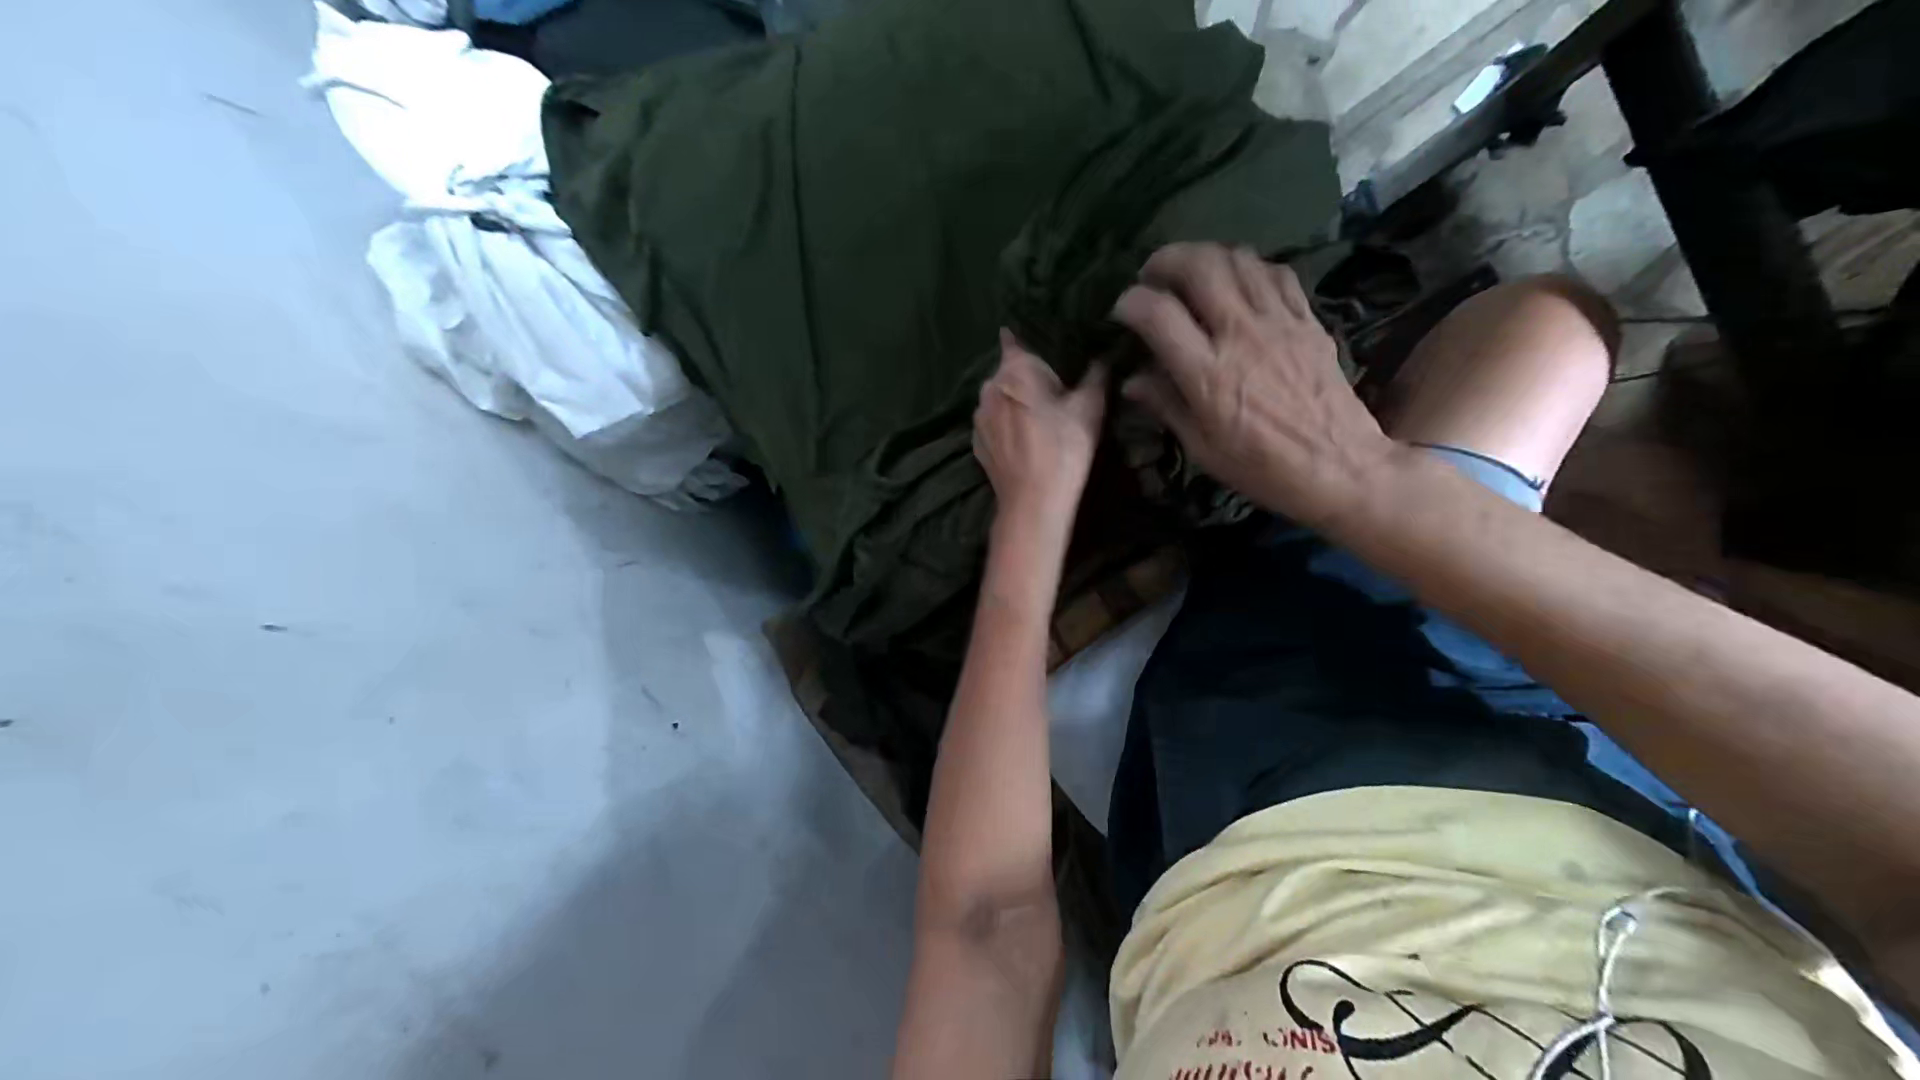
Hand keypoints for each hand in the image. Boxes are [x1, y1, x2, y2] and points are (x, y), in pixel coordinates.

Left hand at [973, 330, 1107, 527]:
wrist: (1033, 504)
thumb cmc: (1063, 449)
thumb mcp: (1090, 408)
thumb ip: (1096, 373)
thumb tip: (1103, 353)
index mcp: (1013, 370)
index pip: (1018, 338)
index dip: (1036, 338)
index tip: (1052, 343)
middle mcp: (988, 387)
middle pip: (1010, 370)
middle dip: (1029, 374)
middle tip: (1057, 386)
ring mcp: (978, 417)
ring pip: (1000, 396)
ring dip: (1016, 400)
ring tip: (1041, 414)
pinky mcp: (976, 442)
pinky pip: (994, 422)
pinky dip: (1007, 424)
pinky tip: (1025, 438)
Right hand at [1112, 242, 1395, 528]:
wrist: (1337, 467)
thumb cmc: (1260, 467)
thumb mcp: (1201, 447)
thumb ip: (1165, 404)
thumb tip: (1131, 380)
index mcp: (1207, 374)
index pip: (1157, 313)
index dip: (1130, 302)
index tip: (1121, 311)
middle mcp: (1240, 335)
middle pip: (1198, 267)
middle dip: (1165, 260)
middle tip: (1152, 275)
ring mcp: (1278, 322)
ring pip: (1238, 259)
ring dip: (1205, 256)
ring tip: (1191, 273)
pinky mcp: (1307, 320)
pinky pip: (1276, 273)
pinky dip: (1249, 267)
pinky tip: (1238, 282)